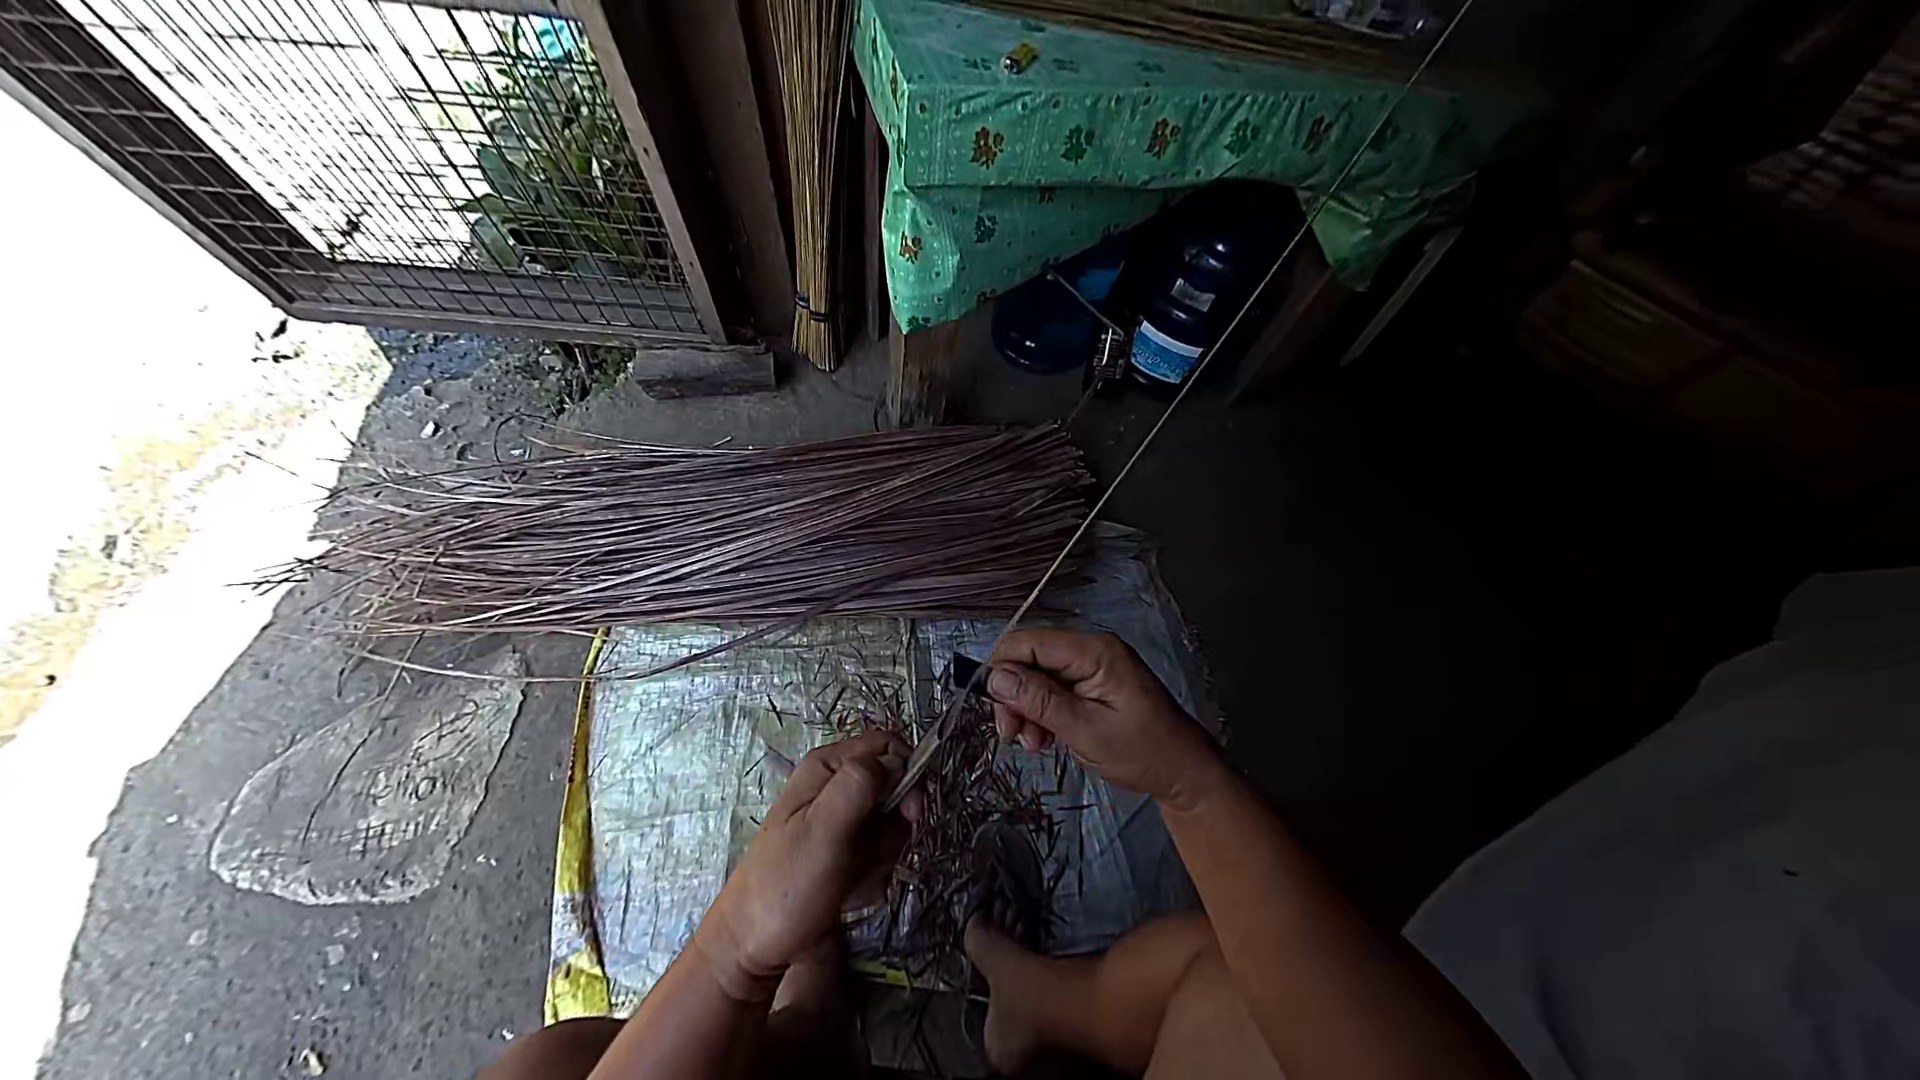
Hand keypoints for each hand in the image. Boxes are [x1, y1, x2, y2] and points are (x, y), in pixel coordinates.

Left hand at [694, 731, 919, 1000]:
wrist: (751, 948)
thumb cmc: (785, 886)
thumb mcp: (823, 829)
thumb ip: (858, 784)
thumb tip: (894, 759)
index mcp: (826, 766)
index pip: (888, 746)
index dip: (907, 774)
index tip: (910, 813)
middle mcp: (835, 785)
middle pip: (896, 787)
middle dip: (894, 825)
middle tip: (874, 854)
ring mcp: (840, 818)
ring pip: (892, 823)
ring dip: (883, 855)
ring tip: (853, 878)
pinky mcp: (844, 849)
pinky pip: (880, 850)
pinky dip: (874, 873)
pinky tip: (849, 891)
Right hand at [987, 629, 1224, 808]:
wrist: (1184, 773)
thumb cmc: (1143, 752)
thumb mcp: (1086, 731)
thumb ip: (1040, 701)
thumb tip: (996, 677)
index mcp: (1093, 651)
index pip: (1029, 641)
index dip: (1002, 668)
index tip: (993, 706)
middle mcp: (1089, 650)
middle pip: (1029, 658)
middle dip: (1013, 695)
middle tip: (1010, 734)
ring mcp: (1089, 667)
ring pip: (1035, 677)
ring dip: (1024, 709)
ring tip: (1031, 744)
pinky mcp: (1088, 685)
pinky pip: (1050, 690)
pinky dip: (1039, 713)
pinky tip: (1042, 739)